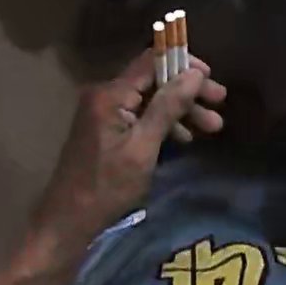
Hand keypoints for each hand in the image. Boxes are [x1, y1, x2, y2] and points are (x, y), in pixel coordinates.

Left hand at [32, 49, 226, 243]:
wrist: (66, 224)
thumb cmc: (106, 187)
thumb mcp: (143, 147)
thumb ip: (168, 107)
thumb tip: (195, 73)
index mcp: (111, 93)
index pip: (152, 60)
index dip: (183, 63)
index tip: (210, 77)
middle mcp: (106, 93)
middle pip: (154, 79)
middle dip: (187, 90)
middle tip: (219, 102)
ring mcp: (105, 110)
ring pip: (150, 98)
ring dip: (180, 109)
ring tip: (213, 126)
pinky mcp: (106, 127)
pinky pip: (140, 114)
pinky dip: (163, 122)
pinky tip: (185, 137)